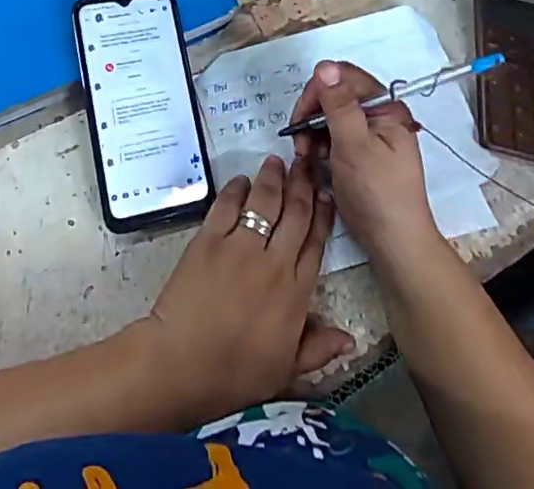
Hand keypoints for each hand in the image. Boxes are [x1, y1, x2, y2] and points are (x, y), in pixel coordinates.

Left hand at [128, 155, 352, 421]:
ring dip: (273, 178)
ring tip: (277, 161)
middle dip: (303, 184)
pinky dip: (236, 189)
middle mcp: (274, 262)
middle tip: (306, 162)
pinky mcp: (209, 239)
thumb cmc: (235, 373)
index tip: (326, 192)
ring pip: (264, 201)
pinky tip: (241, 180)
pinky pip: (227, 205)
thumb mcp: (286, 371)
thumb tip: (351, 338)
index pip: (316, 242)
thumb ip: (318, 349)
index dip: (323, 213)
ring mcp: (240, 247)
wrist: (182, 363)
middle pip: (295, 214)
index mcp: (296, 292)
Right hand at [289, 61, 435, 257]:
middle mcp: (379, 115)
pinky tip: (314, 163)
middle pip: (334, 96)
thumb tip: (324, 65)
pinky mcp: (359, 153)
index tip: (300, 118)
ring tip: (306, 157)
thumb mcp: (354, 145)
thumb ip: (338, 104)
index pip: (344, 78)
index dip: (318, 92)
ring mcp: (369, 134)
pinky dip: (318, 146)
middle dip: (311, 115)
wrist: (393, 242)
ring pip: (329, 117)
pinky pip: (332, 137)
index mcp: (386, 107)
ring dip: (311, 133)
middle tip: (300, 144)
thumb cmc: (377, 192)